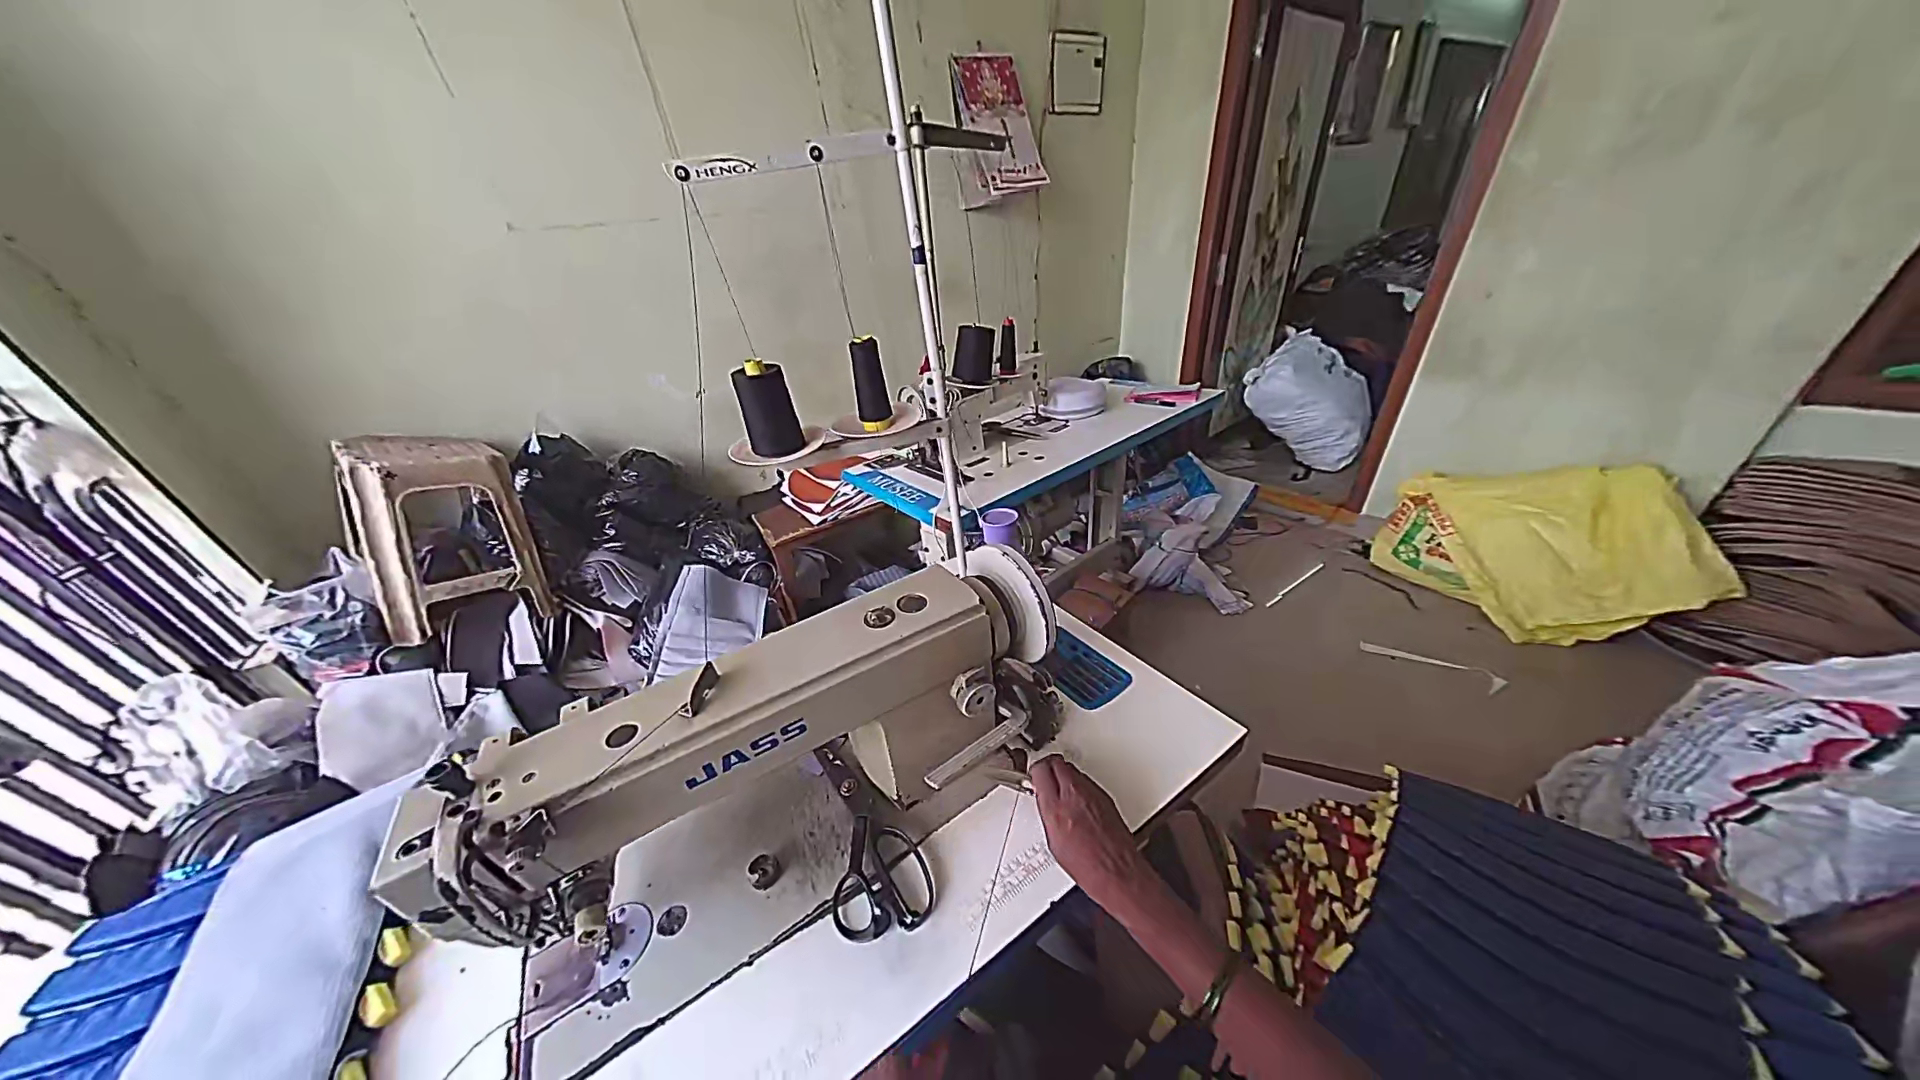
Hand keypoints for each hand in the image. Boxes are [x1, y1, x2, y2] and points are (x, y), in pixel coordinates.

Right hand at [1030, 756, 1152, 914]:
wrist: (1118, 873)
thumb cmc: (1089, 866)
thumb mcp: (1053, 843)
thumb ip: (1048, 814)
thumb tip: (1046, 803)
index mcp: (1056, 808)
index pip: (1041, 770)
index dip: (1035, 771)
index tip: (1034, 775)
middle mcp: (1075, 795)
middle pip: (1057, 763)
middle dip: (1049, 767)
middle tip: (1045, 776)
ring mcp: (1092, 794)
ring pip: (1073, 770)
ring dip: (1065, 776)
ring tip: (1062, 791)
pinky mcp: (1105, 797)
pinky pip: (1087, 781)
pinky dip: (1079, 786)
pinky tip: (1078, 801)